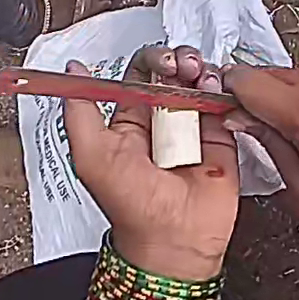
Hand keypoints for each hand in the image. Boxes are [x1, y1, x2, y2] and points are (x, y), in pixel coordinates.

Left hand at [63, 46, 239, 280]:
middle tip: (182, 67)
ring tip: (200, 78)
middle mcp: (163, 118)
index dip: (152, 60)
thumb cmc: (130, 206)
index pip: (141, 73)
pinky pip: (224, 101)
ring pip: (201, 81)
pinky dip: (222, 88)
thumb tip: (74, 68)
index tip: (161, 62)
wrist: (174, 239)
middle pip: (175, 71)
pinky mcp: (221, 135)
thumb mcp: (91, 155)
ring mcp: (193, 125)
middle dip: (180, 59)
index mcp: (130, 119)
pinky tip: (215, 90)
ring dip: (202, 70)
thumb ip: (81, 111)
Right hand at [223, 67, 298, 231]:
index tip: (226, 110)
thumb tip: (239, 119)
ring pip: (293, 75)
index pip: (246, 79)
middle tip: (254, 124)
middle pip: (267, 73)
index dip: (229, 92)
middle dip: (254, 94)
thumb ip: (267, 144)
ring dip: (282, 94)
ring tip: (292, 129)